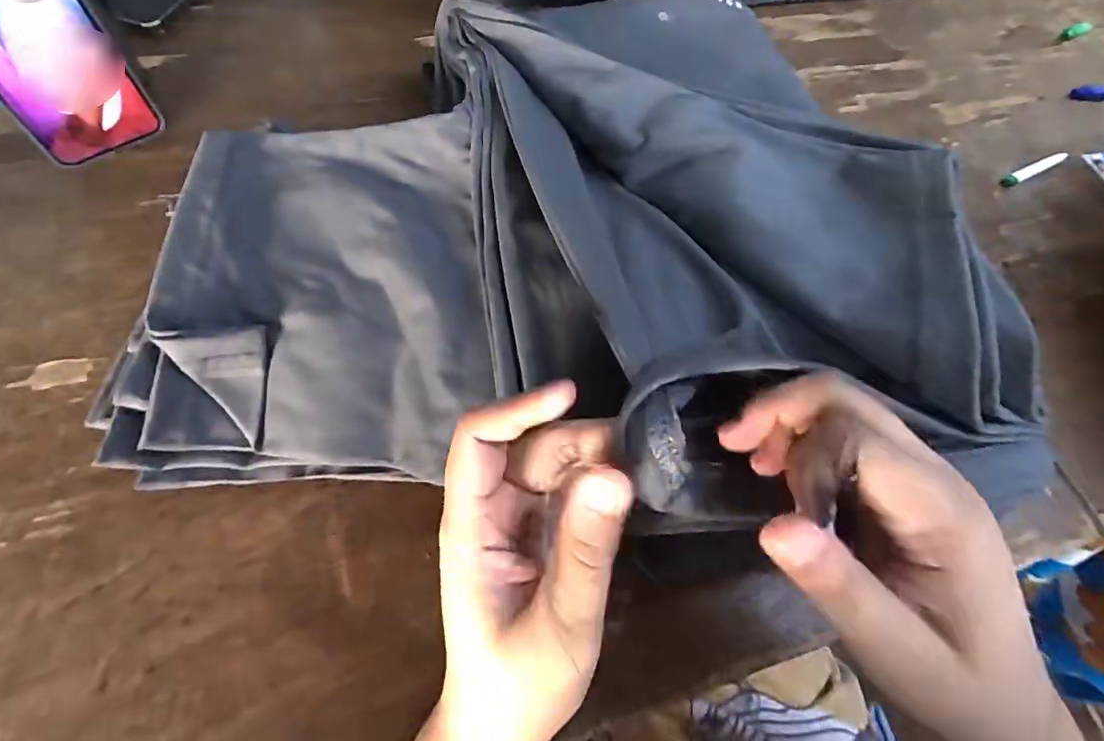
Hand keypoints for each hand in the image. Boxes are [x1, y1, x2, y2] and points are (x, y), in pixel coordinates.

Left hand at [420, 381, 633, 740]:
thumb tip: (615, 473)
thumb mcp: (563, 623)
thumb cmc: (519, 684)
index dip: (518, 408)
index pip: (477, 440)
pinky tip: (621, 494)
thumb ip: (587, 550)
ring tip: (633, 478)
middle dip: (576, 441)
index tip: (570, 396)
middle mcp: (487, 509)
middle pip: (525, 445)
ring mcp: (511, 517)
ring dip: (590, 458)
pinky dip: (593, 481)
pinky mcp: (535, 529)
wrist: (503, 726)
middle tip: (632, 458)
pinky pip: (563, 486)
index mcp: (470, 525)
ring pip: (548, 460)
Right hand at [718, 373, 1079, 740]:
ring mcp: (924, 472)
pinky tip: (783, 470)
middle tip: (733, 441)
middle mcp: (935, 472)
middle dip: (783, 407)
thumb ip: (836, 585)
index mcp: (940, 508)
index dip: (806, 459)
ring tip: (753, 458)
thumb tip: (772, 527)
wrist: (1005, 712)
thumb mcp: (892, 650)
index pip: (857, 438)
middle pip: (849, 399)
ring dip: (790, 418)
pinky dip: (805, 436)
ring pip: (845, 406)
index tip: (784, 513)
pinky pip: (848, 432)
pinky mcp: (907, 482)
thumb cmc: (952, 686)